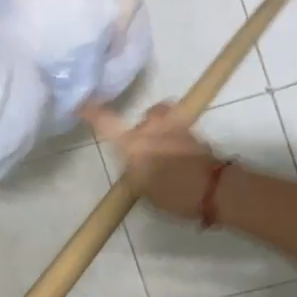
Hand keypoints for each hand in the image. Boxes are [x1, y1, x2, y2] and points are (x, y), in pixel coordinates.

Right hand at [82, 102, 219, 220]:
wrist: (214, 188)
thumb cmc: (174, 193)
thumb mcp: (144, 189)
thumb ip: (135, 170)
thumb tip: (135, 161)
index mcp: (134, 144)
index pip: (107, 123)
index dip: (93, 112)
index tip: (82, 103)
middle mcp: (153, 128)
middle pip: (146, 117)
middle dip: (145, 127)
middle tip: (147, 149)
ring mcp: (176, 125)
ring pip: (164, 117)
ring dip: (163, 127)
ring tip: (166, 149)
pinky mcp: (195, 131)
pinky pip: (180, 126)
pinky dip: (177, 135)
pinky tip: (180, 155)